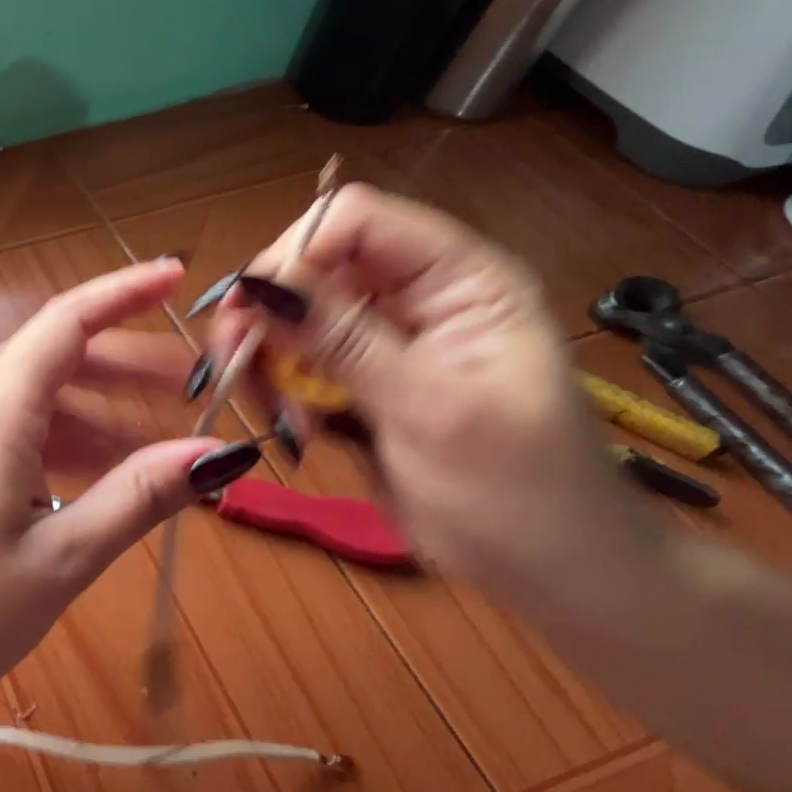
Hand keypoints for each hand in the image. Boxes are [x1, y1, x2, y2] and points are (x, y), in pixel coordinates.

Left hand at [0, 260, 237, 727]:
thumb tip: (217, 454)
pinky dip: (53, 439)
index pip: (64, 323)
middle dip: (122, 368)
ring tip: (155, 447)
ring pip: (27, 396)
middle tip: (192, 391)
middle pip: (50, 358)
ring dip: (92, 412)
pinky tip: (93, 475)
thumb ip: (138, 495)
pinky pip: (1, 427)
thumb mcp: (62, 559)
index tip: (174, 275)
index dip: (122, 293)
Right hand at [209, 184, 659, 598]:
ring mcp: (385, 336)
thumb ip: (345, 339)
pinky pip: (294, 358)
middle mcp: (418, 293)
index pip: (355, 219)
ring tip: (276, 412)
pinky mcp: (360, 376)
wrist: (553, 572)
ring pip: (290, 312)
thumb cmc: (517, 493)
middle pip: (309, 262)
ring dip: (267, 356)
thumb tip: (258, 283)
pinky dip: (278, 387)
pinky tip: (297, 428)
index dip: (296, 254)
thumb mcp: (430, 408)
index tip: (256, 315)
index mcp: (460, 278)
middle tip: (237, 368)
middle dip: (267, 311)